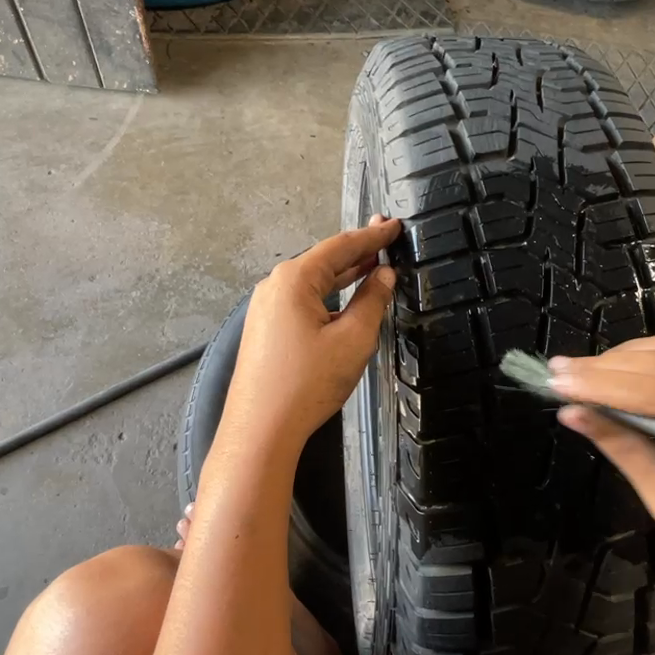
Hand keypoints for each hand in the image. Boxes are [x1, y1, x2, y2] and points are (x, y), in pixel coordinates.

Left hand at [214, 216, 401, 462]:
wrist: (261, 429)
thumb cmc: (306, 384)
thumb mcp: (353, 339)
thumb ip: (372, 301)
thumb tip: (383, 275)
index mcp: (294, 279)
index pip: (341, 246)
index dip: (372, 236)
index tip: (393, 225)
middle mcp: (274, 286)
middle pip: (324, 260)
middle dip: (357, 251)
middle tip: (385, 238)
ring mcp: (265, 308)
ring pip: (312, 282)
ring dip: (342, 274)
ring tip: (371, 264)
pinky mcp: (265, 329)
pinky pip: (301, 301)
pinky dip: (327, 295)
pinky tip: (344, 301)